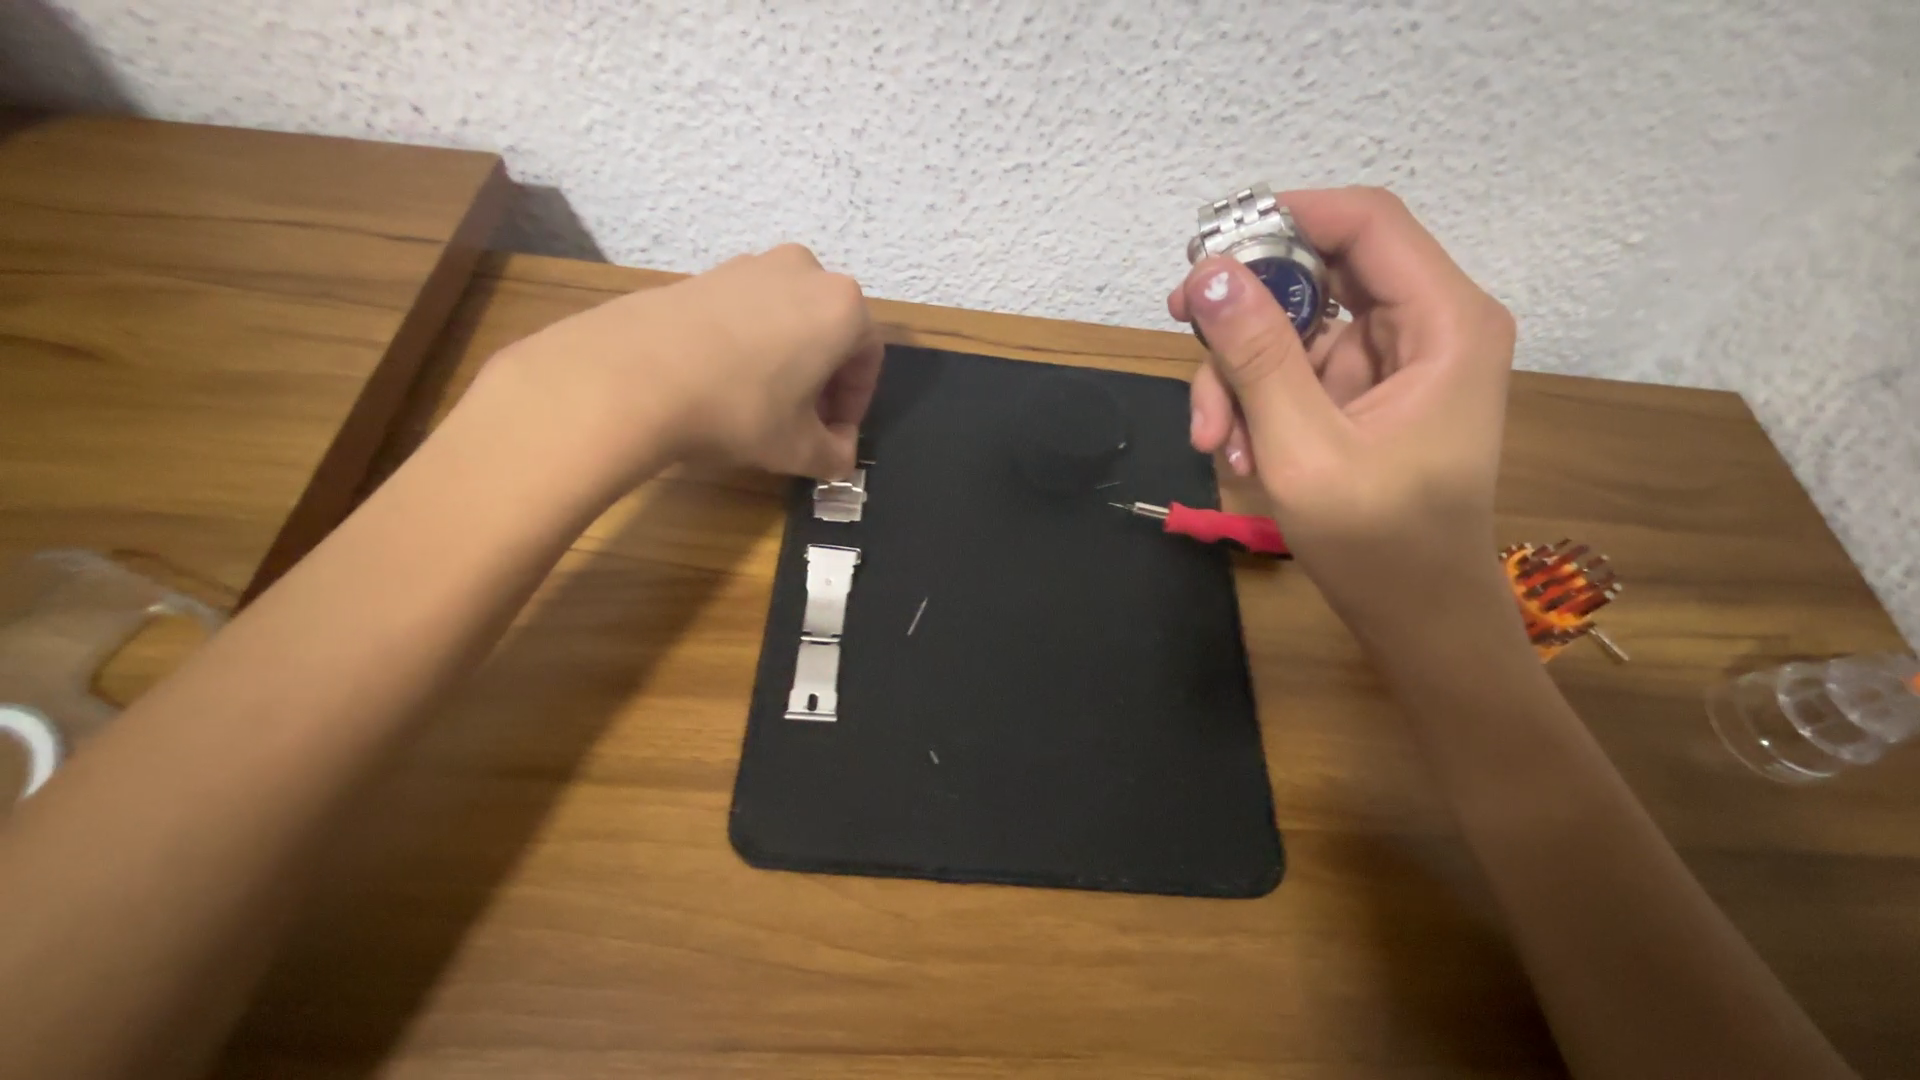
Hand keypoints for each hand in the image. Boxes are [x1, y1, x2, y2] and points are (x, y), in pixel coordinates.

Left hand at [479, 244, 882, 492]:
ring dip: (787, 361)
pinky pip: (745, 313)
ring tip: (762, 405)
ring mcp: (749, 266)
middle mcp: (804, 271)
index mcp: (842, 306)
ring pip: (787, 319)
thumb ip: (834, 455)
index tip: (835, 438)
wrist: (633, 375)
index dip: (855, 406)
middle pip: (829, 332)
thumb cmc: (740, 409)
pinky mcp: (704, 274)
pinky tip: (723, 383)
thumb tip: (839, 458)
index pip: (867, 359)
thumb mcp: (799, 448)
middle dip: (823, 380)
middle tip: (804, 422)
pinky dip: (749, 346)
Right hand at [1169, 188, 1517, 637]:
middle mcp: (1425, 325)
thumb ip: (1256, 357)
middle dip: (1245, 312)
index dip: (1286, 217)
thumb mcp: (1302, 449)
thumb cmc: (1377, 543)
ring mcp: (1391, 361)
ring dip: (1240, 376)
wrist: (1415, 614)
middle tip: (1180, 329)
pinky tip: (1240, 453)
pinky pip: (1295, 370)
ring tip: (1215, 440)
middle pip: (1320, 273)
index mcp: (1444, 323)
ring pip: (1295, 327)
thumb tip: (1207, 275)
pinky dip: (1257, 404)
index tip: (1209, 249)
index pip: (1366, 223)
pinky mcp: (1363, 393)